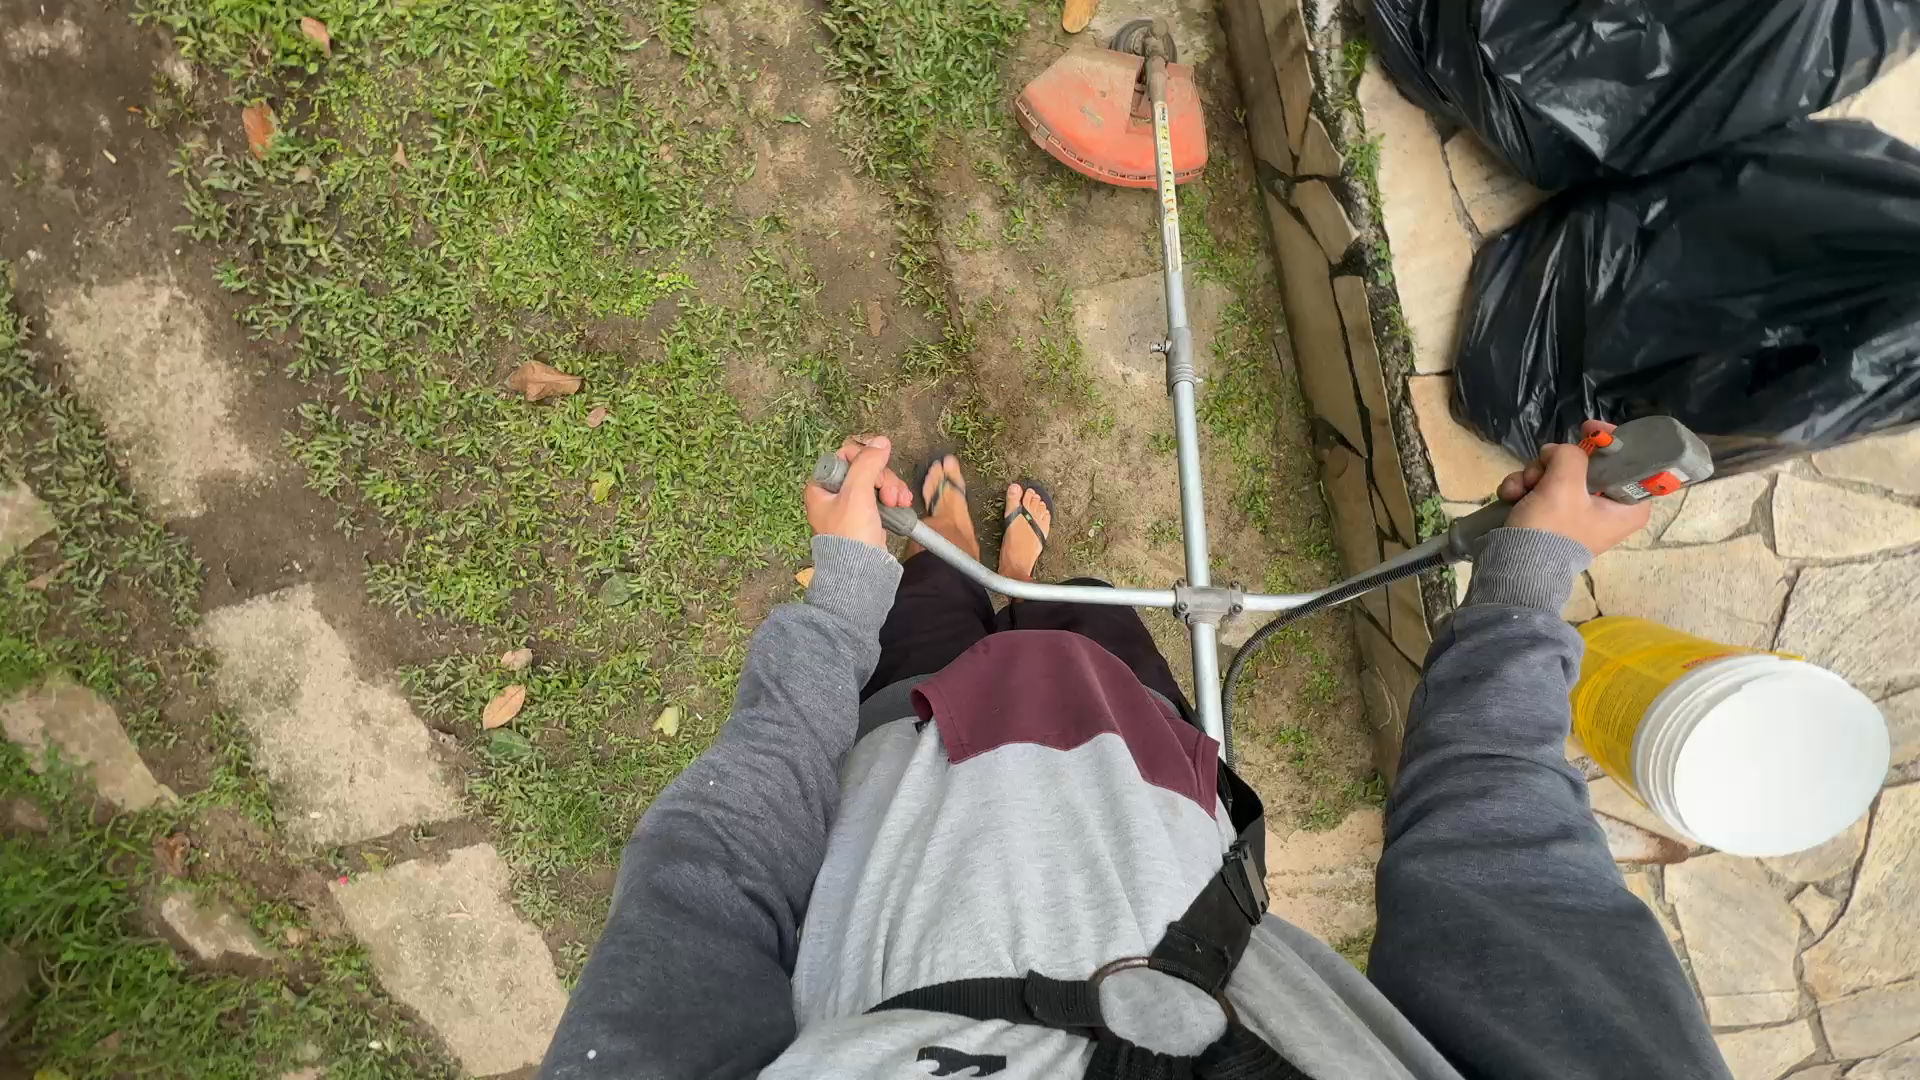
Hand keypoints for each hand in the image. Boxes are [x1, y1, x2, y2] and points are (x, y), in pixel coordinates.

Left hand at [803, 434, 912, 548]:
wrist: (860, 573)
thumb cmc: (851, 536)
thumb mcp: (857, 494)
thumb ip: (868, 464)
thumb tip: (881, 441)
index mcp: (821, 487)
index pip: (845, 456)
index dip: (866, 460)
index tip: (878, 471)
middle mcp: (833, 495)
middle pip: (864, 469)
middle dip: (884, 479)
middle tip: (891, 494)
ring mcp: (851, 507)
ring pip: (876, 482)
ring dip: (892, 488)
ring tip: (900, 502)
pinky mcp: (866, 517)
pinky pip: (882, 497)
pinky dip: (893, 498)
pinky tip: (902, 504)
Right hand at [1498, 420, 1653, 555]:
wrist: (1514, 567)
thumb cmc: (1550, 529)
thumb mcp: (1563, 486)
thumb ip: (1569, 457)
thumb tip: (1558, 450)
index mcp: (1630, 505)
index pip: (1632, 461)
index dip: (1609, 442)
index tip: (1587, 429)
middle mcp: (1607, 508)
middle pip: (1584, 466)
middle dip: (1554, 465)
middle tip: (1538, 473)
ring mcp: (1576, 513)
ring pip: (1556, 476)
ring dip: (1531, 476)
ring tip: (1518, 490)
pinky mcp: (1549, 517)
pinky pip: (1539, 490)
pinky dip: (1522, 489)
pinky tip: (1510, 497)